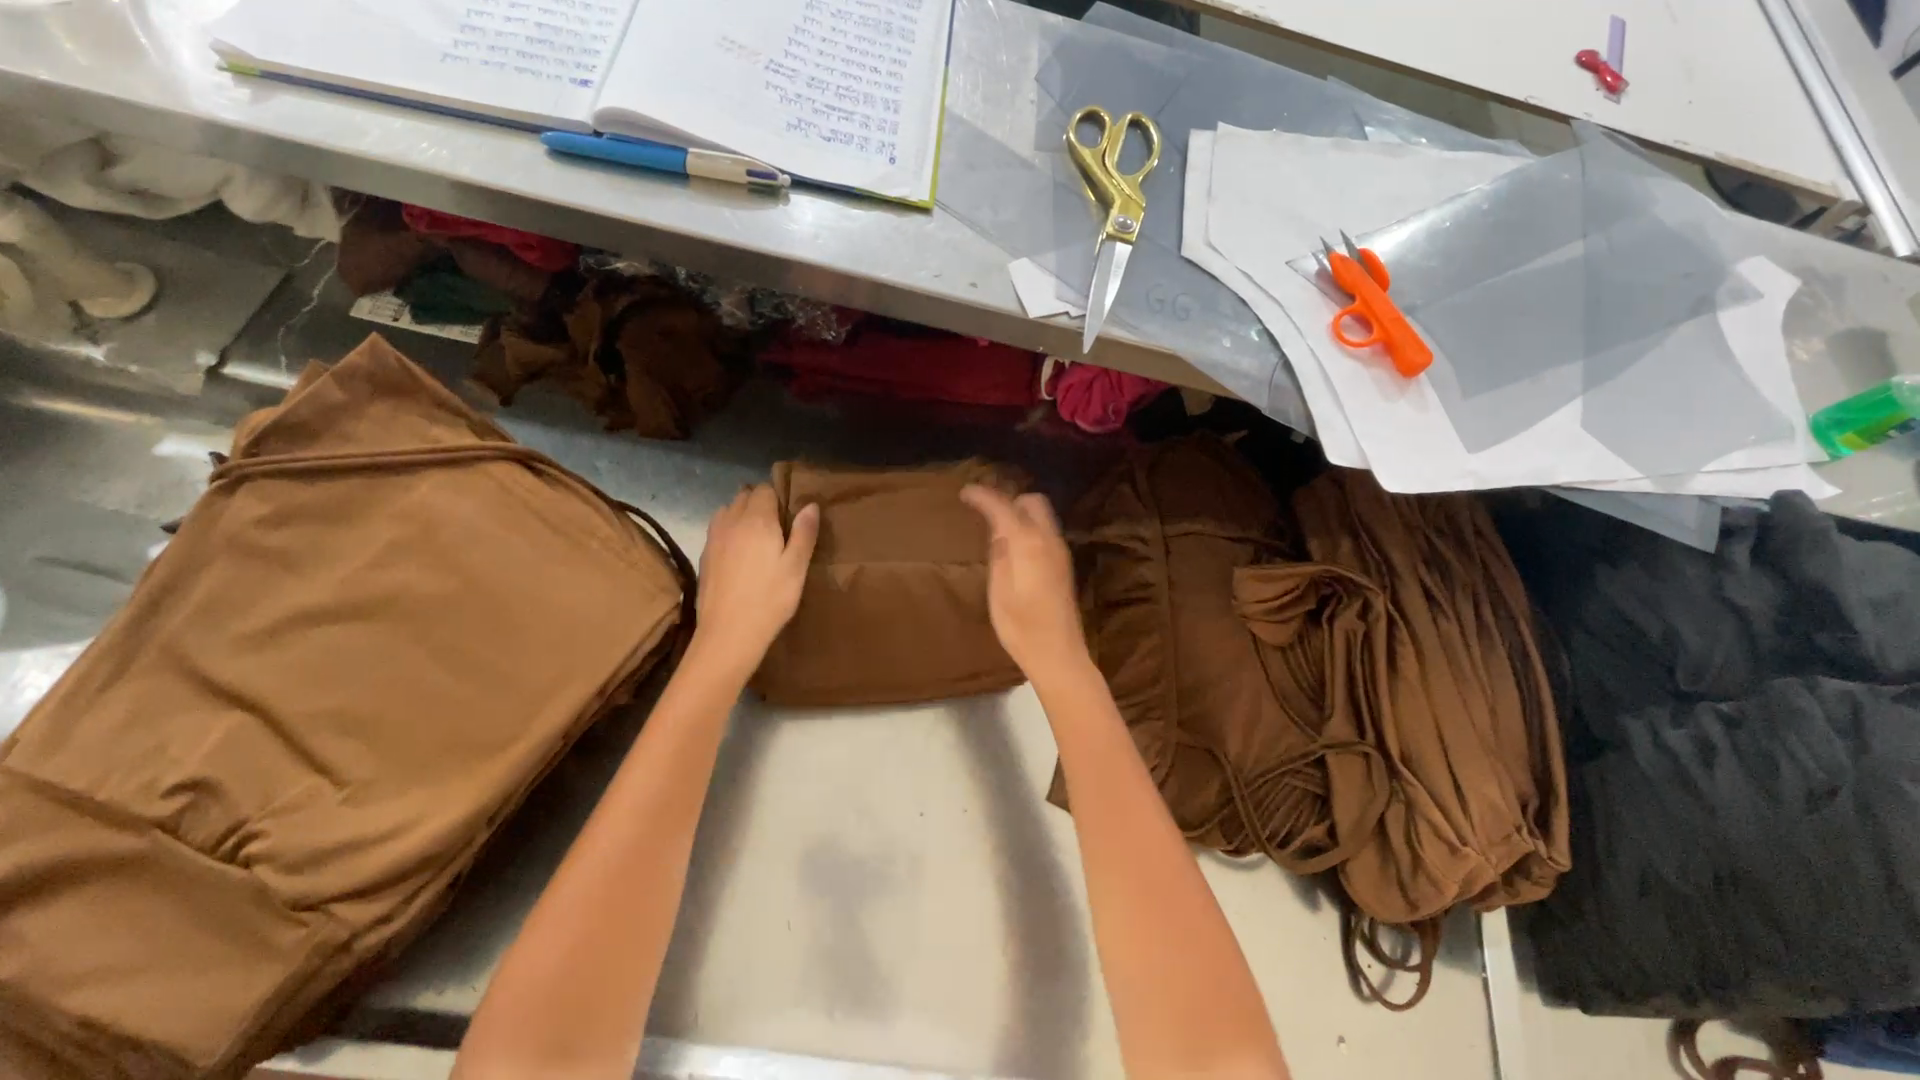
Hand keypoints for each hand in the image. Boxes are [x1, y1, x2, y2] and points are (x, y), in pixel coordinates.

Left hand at [688, 485, 818, 677]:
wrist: (728, 633)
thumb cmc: (770, 599)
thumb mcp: (796, 567)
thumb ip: (803, 533)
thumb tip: (810, 505)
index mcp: (757, 520)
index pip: (765, 490)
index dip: (779, 498)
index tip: (790, 517)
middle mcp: (732, 521)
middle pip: (744, 496)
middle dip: (760, 503)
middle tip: (777, 528)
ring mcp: (714, 538)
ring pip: (727, 511)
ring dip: (741, 515)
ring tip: (756, 539)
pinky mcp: (704, 555)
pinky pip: (717, 530)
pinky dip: (729, 532)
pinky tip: (739, 556)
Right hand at [960, 484, 1088, 679]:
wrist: (1058, 654)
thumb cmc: (1021, 627)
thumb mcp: (999, 591)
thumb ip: (999, 554)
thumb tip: (998, 530)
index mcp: (1029, 544)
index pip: (1004, 507)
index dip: (983, 496)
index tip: (964, 492)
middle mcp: (1049, 540)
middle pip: (1031, 501)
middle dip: (1008, 498)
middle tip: (984, 508)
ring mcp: (1060, 552)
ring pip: (1042, 515)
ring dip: (1019, 512)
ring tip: (994, 523)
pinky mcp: (1063, 565)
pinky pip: (1045, 531)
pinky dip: (1028, 527)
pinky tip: (1013, 543)